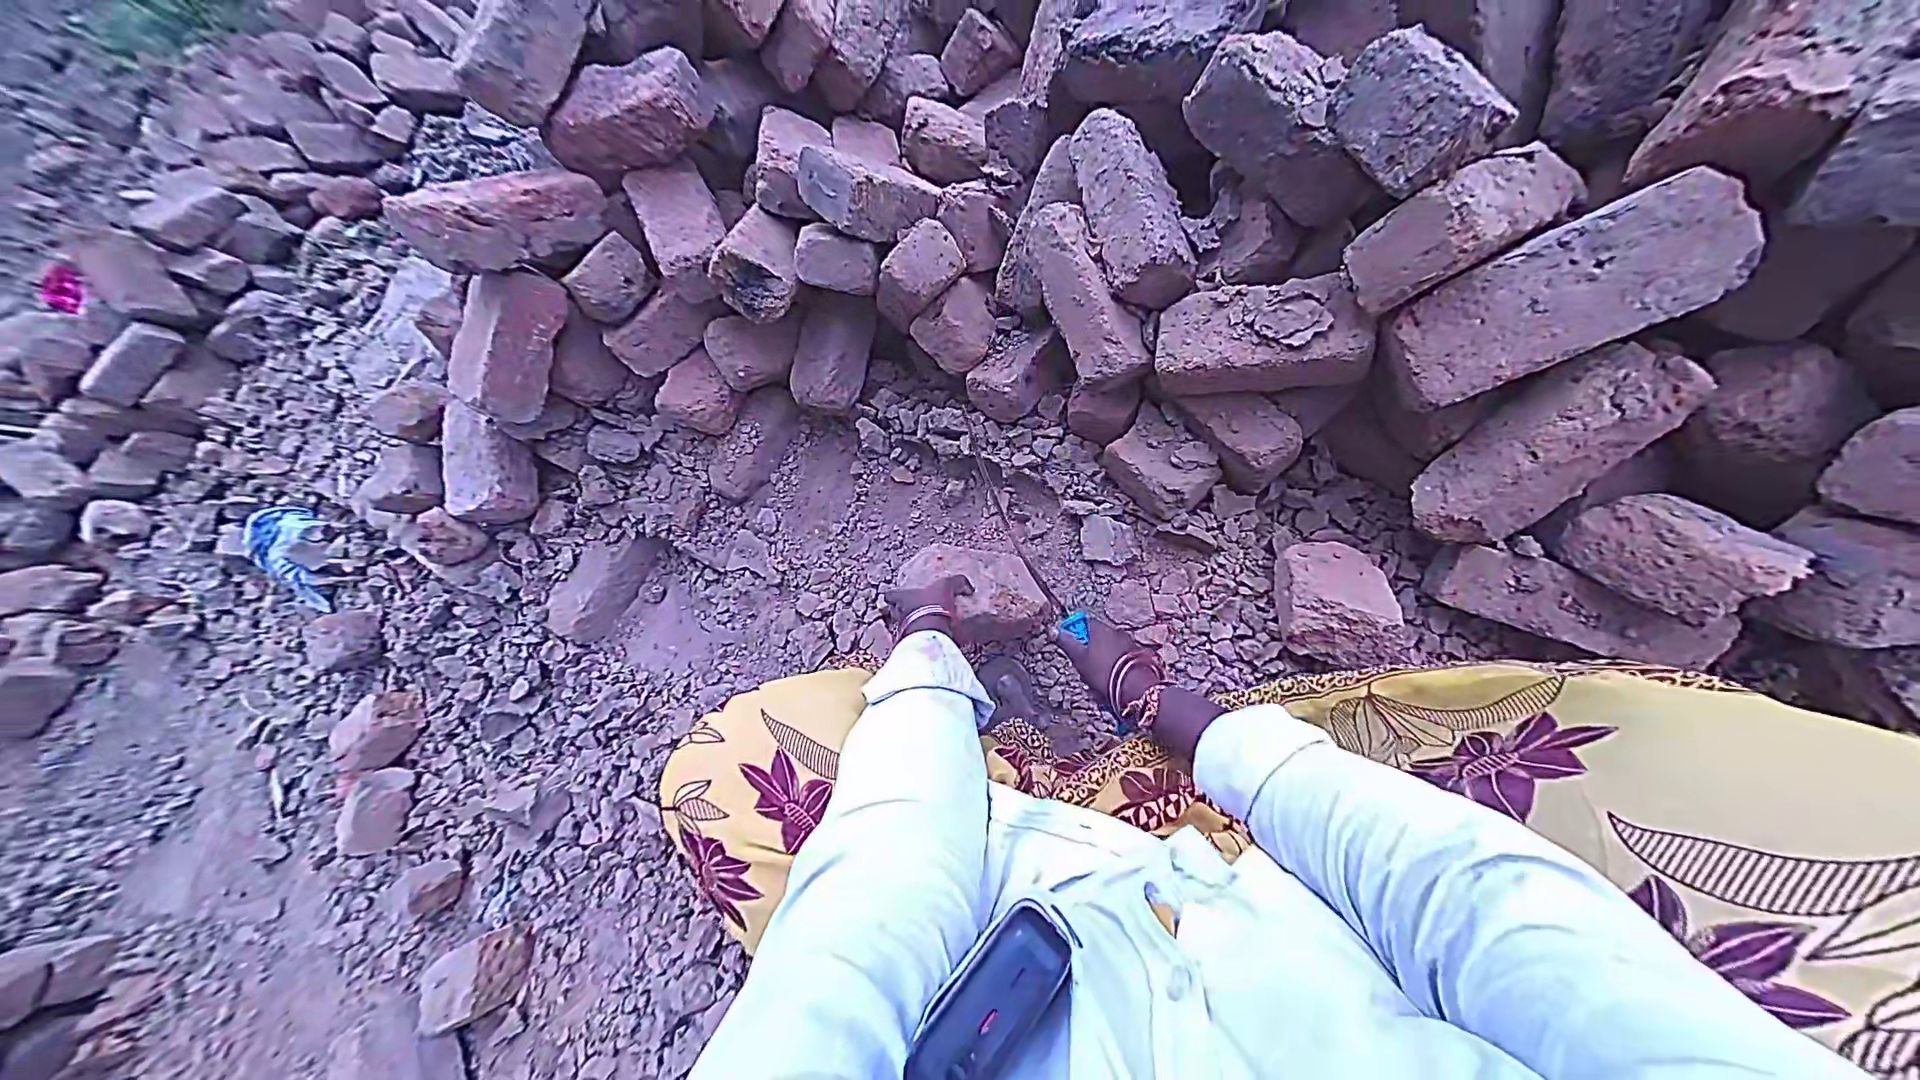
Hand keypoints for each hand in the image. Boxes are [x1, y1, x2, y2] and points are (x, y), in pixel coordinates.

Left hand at [885, 574, 972, 641]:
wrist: (931, 634)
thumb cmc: (933, 605)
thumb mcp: (946, 586)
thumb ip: (957, 582)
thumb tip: (967, 587)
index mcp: (902, 597)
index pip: (890, 594)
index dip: (895, 595)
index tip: (903, 595)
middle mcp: (898, 613)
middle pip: (896, 611)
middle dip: (906, 611)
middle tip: (919, 610)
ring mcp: (902, 630)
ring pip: (904, 626)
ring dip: (914, 625)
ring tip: (929, 625)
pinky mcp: (910, 644)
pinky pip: (914, 639)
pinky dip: (922, 638)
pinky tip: (934, 637)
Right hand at [1053, 613, 1162, 714]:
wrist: (1136, 689)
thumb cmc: (1104, 671)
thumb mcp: (1079, 657)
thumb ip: (1065, 642)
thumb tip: (1052, 629)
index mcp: (1100, 628)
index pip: (1081, 622)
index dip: (1073, 635)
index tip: (1069, 649)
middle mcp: (1115, 632)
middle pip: (1093, 639)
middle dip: (1086, 655)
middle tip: (1082, 671)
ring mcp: (1127, 645)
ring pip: (1105, 653)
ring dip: (1098, 665)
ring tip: (1095, 684)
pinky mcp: (1137, 659)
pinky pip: (1117, 662)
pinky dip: (1111, 671)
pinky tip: (1109, 685)